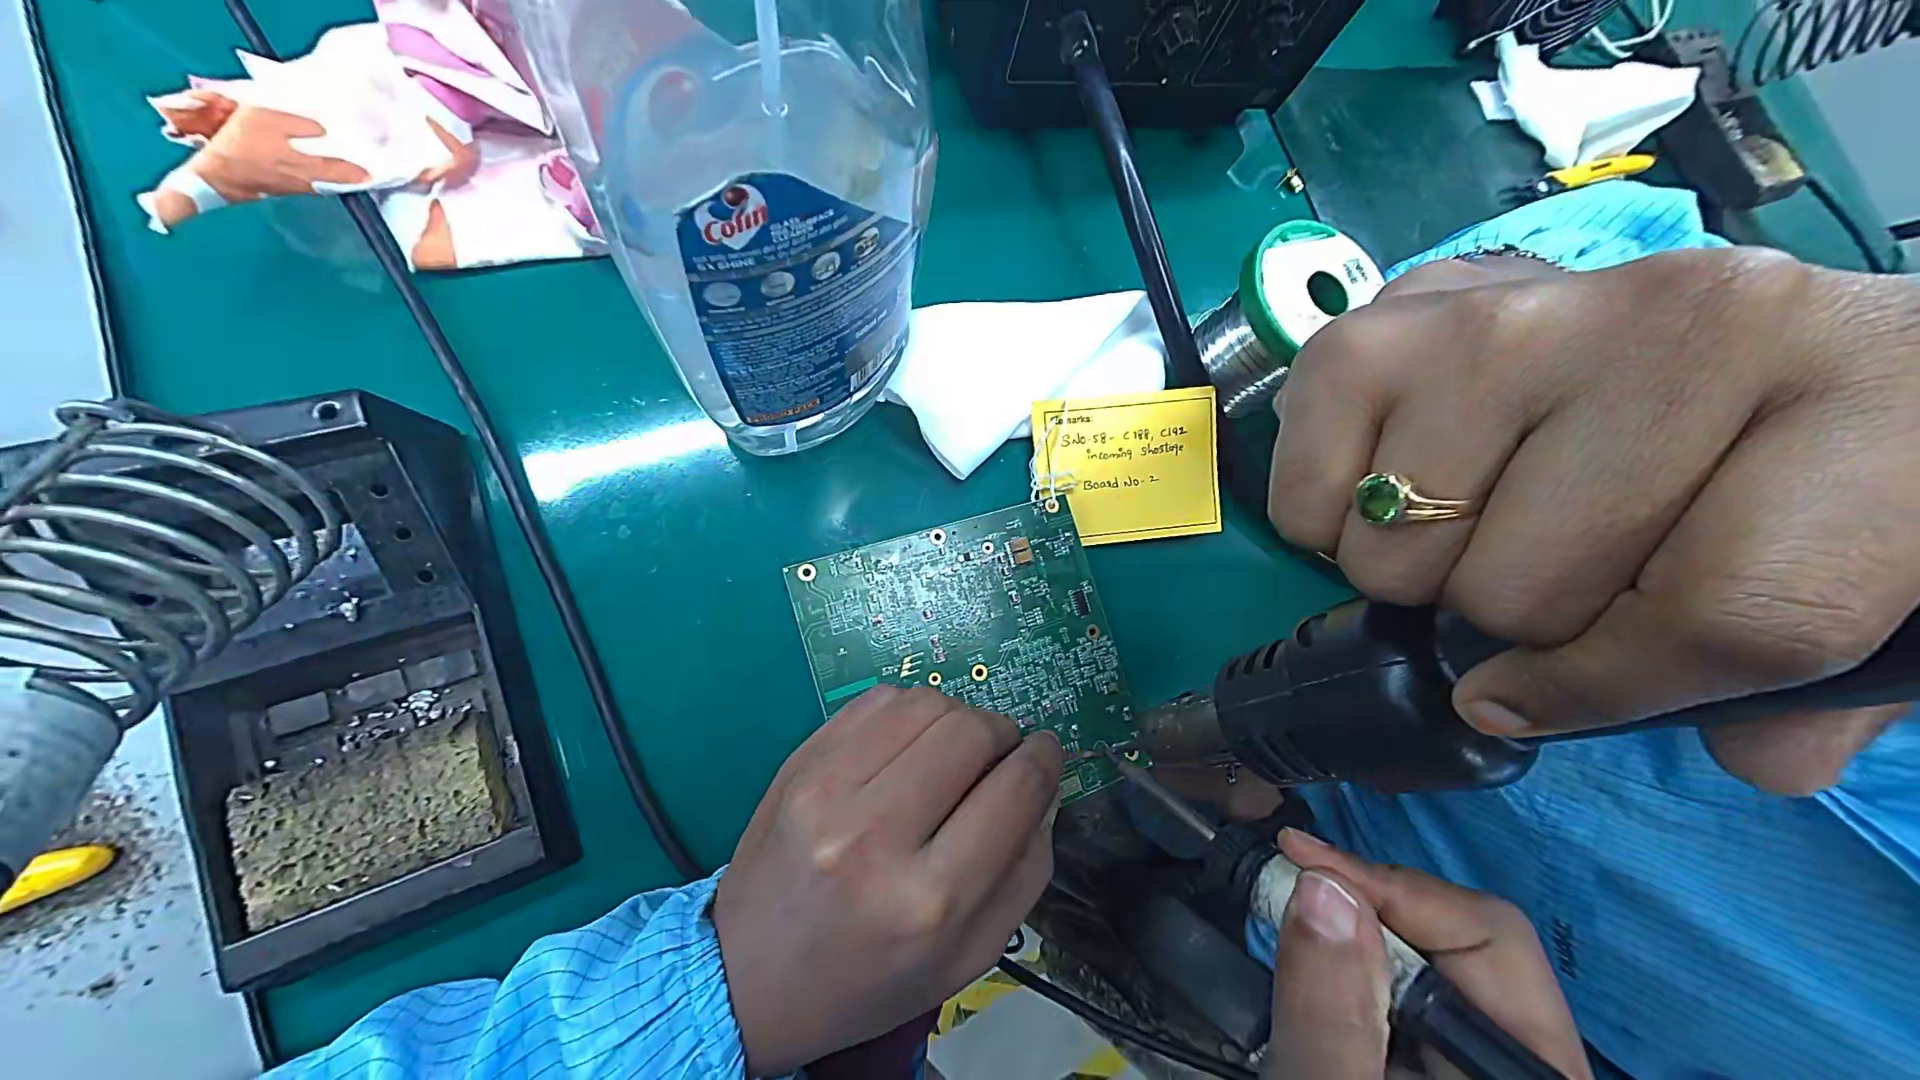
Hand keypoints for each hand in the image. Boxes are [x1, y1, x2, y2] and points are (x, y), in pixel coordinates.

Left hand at [713, 686, 1062, 1075]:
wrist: (748, 974)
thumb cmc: (867, 977)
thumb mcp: (967, 957)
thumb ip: (1026, 870)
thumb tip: (1044, 783)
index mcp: (929, 902)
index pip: (1015, 790)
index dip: (1045, 758)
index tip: (1047, 751)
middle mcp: (875, 836)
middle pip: (971, 731)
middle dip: (1003, 733)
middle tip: (999, 754)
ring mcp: (827, 788)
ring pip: (927, 703)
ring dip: (958, 717)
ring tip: (952, 750)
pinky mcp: (800, 760)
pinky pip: (879, 698)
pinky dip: (910, 710)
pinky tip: (908, 744)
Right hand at [1266, 829, 1591, 1079]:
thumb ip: (1333, 1008)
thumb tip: (1323, 888)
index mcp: (1531, 1067)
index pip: (1487, 929)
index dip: (1384, 882)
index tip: (1299, 857)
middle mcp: (1529, 1055)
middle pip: (1461, 929)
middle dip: (1365, 898)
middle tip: (1292, 885)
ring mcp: (1493, 1050)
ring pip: (1435, 950)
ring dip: (1357, 922)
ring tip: (1298, 916)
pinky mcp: (1454, 1048)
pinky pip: (1415, 974)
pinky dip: (1358, 951)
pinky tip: (1323, 959)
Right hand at [1269, 251, 1919, 792]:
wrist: (1649, 320)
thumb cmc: (1750, 438)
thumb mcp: (1827, 544)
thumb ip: (1795, 665)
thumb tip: (1694, 744)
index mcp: (1874, 389)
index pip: (1734, 618)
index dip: (1621, 691)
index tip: (1536, 700)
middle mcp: (1670, 324)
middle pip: (1517, 590)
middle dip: (1496, 608)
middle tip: (1513, 554)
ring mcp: (1496, 320)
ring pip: (1397, 551)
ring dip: (1406, 566)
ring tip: (1444, 515)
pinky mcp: (1366, 334)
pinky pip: (1301, 500)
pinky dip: (1319, 524)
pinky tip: (1375, 484)